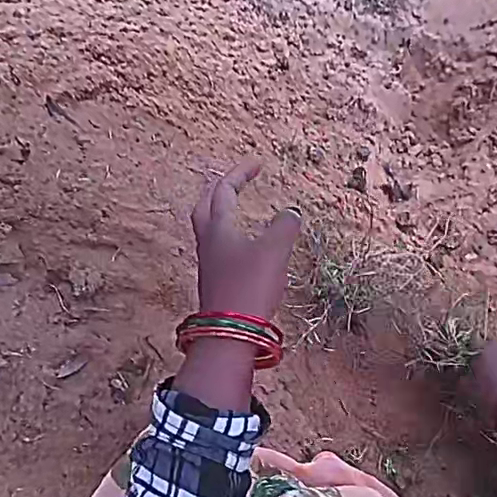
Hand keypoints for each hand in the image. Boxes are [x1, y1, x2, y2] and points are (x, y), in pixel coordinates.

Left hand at [176, 159, 300, 411]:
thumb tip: (291, 213)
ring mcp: (208, 263)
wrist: (230, 332)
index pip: (223, 191)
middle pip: (205, 207)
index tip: (256, 165)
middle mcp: (207, 242)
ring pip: (207, 228)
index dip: (239, 174)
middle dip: (218, 190)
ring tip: (235, 208)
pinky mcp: (214, 281)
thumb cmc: (250, 286)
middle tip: (235, 182)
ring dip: (219, 212)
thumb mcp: (274, 251)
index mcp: (218, 228)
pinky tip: (240, 245)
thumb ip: (284, 227)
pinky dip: (227, 234)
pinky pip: (216, 247)